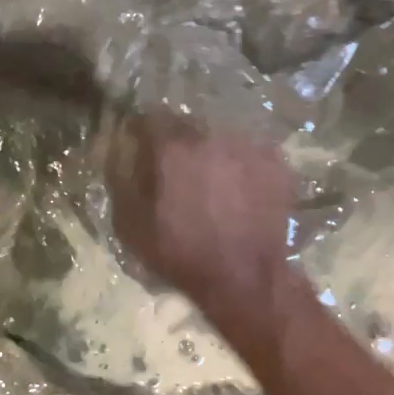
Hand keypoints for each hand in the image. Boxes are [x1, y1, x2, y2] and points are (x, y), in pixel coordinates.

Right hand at [106, 114, 294, 302]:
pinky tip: (236, 191)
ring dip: (209, 153)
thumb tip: (117, 153)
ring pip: (219, 136)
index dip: (139, 131)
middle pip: (187, 125)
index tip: (137, 147)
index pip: (149, 117)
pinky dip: (238, 165)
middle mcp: (212, 135)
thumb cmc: (180, 254)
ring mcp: (249, 145)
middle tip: (173, 172)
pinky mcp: (276, 161)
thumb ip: (120, 182)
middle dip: (176, 143)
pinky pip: (248, 152)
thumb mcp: (131, 226)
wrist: (244, 277)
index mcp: (173, 148)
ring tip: (207, 183)